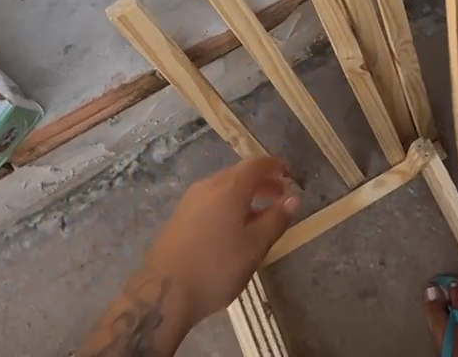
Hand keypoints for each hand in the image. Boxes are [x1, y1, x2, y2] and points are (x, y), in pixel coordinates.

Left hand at [139, 157, 301, 324]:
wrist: (163, 293)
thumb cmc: (216, 268)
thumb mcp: (254, 247)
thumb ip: (276, 220)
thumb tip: (294, 198)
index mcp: (230, 187)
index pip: (256, 165)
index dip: (274, 166)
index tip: (288, 173)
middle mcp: (209, 185)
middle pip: (239, 173)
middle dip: (262, 181)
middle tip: (279, 196)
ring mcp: (191, 200)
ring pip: (224, 187)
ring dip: (245, 194)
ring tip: (259, 215)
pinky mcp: (180, 216)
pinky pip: (211, 199)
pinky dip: (228, 203)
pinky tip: (232, 227)